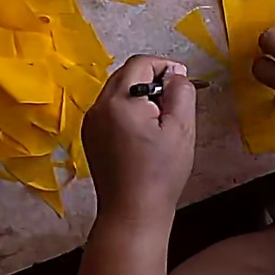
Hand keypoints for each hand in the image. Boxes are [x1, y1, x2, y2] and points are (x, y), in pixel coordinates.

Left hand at [84, 55, 196, 225]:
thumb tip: (176, 75)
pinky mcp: (92, 137)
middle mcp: (99, 108)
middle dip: (153, 79)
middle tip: (175, 99)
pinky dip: (130, 109)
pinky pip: (112, 109)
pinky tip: (146, 131)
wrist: (133, 211)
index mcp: (120, 102)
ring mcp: (92, 123)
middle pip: (126, 74)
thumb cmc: (161, 172)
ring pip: (118, 91)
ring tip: (163, 117)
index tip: (183, 81)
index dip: (165, 66)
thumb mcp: (181, 128)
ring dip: (141, 94)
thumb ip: (181, 93)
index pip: (140, 63)